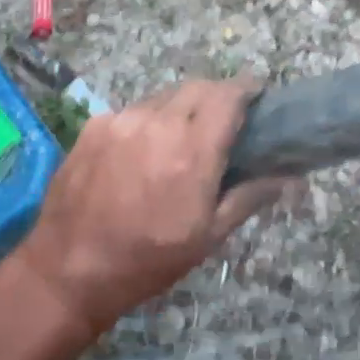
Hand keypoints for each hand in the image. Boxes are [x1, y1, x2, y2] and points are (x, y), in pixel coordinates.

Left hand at [14, 79, 289, 332]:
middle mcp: (159, 123)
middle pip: (198, 88)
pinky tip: (142, 152)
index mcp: (193, 150)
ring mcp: (122, 120)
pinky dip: (148, 121)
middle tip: (223, 120)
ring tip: (179, 139)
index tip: (259, 94)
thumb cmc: (148, 260)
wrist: (67, 271)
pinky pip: (133, 111)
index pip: (229, 96)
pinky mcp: (94, 125)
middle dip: (216, 96)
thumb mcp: (208, 236)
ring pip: (164, 97)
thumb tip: (291, 177)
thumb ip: (250, 196)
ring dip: (181, 108)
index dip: (247, 88)